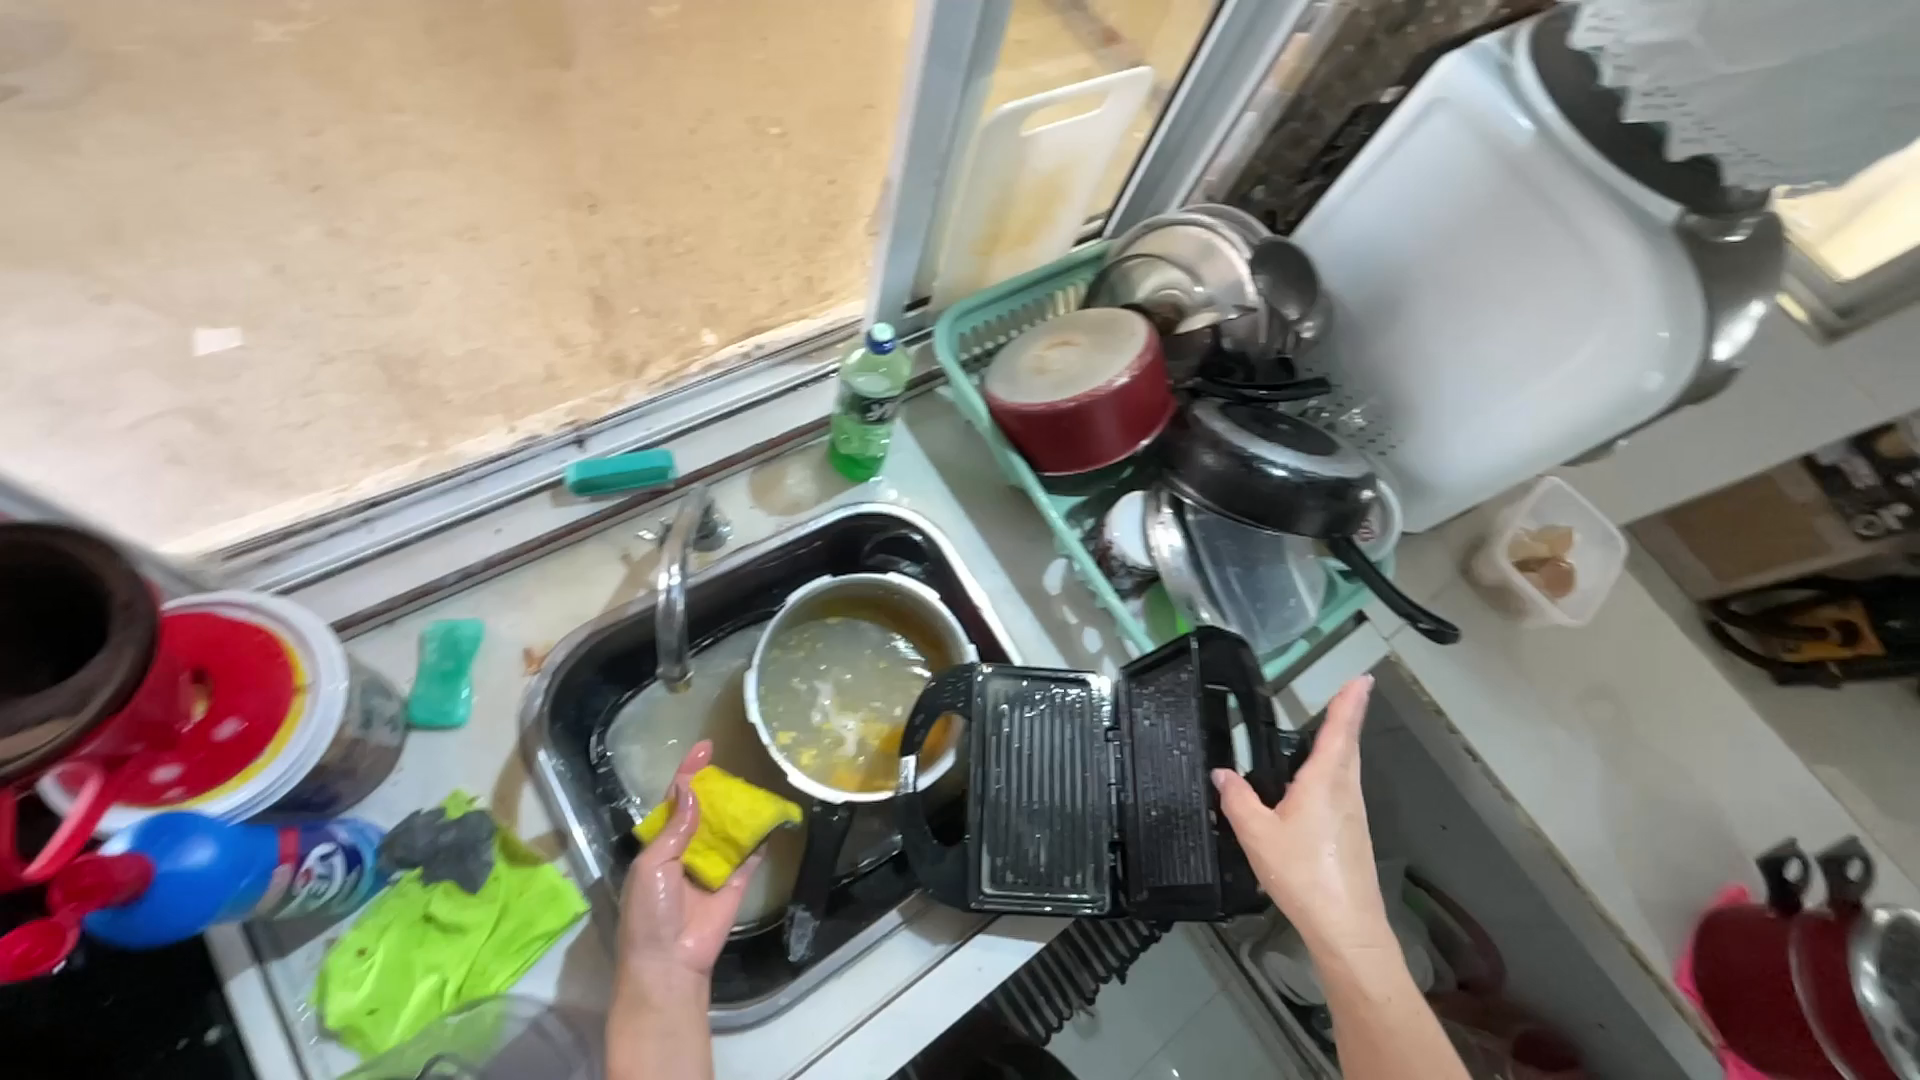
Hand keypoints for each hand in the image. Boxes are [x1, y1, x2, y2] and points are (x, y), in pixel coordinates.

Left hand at [613, 740, 759, 993]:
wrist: (668, 963)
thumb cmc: (650, 912)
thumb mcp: (652, 865)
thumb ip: (675, 828)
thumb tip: (692, 791)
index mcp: (660, 845)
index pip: (675, 801)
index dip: (687, 773)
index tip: (704, 747)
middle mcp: (686, 851)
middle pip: (705, 810)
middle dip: (717, 788)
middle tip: (734, 765)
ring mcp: (713, 866)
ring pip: (729, 829)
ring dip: (740, 809)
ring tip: (756, 784)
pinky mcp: (736, 882)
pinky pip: (751, 855)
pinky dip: (762, 838)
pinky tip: (774, 818)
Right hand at [1213, 675, 1390, 952]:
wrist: (1346, 927)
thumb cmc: (1303, 874)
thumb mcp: (1256, 834)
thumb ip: (1237, 799)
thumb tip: (1222, 774)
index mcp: (1325, 782)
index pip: (1340, 731)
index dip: (1350, 702)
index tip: (1362, 678)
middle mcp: (1345, 791)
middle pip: (1348, 746)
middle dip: (1347, 719)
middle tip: (1346, 695)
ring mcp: (1353, 814)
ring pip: (1346, 769)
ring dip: (1339, 746)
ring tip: (1325, 732)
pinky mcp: (1352, 834)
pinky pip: (1341, 790)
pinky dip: (1331, 774)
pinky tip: (1311, 787)